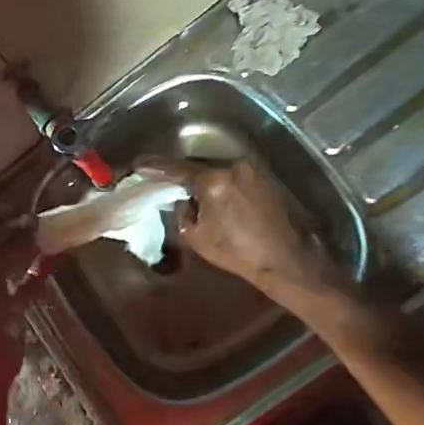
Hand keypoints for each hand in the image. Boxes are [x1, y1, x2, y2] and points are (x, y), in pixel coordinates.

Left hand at [0, 210, 40, 377]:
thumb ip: (9, 246)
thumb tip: (32, 221)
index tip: (23, 204)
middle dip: (16, 231)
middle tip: (42, 220)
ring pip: (10, 264)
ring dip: (28, 252)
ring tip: (50, 238)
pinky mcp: (7, 313)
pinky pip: (24, 288)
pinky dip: (37, 277)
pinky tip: (52, 267)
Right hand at [137, 158, 335, 294]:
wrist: (284, 260)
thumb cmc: (237, 252)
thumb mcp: (196, 237)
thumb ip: (182, 213)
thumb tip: (182, 200)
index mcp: (214, 180)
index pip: (177, 169)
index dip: (155, 167)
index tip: (139, 164)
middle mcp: (233, 167)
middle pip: (199, 167)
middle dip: (182, 174)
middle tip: (164, 180)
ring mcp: (252, 171)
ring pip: (218, 171)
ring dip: (204, 180)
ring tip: (191, 191)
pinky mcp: (265, 179)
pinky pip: (234, 177)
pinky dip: (222, 184)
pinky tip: (216, 197)